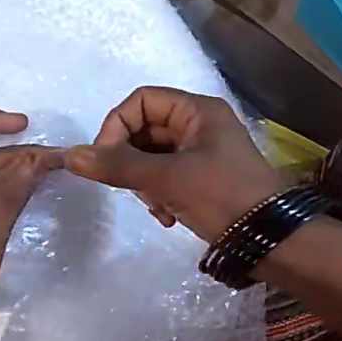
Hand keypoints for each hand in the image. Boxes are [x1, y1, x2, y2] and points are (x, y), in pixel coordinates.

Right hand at [65, 86, 283, 241]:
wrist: (270, 239)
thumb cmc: (222, 197)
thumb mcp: (168, 179)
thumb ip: (119, 165)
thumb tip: (72, 155)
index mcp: (198, 111)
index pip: (141, 101)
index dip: (117, 126)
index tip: (104, 159)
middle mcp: (201, 125)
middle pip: (146, 130)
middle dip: (132, 161)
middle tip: (133, 189)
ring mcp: (204, 152)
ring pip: (154, 157)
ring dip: (146, 184)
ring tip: (158, 208)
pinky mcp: (205, 178)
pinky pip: (168, 177)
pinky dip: (161, 195)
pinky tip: (168, 218)